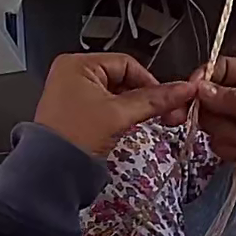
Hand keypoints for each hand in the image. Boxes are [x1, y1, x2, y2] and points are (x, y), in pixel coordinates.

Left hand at [34, 53, 195, 155]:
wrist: (50, 171)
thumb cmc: (78, 136)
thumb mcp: (119, 114)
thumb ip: (154, 100)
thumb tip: (185, 89)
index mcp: (78, 64)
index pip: (127, 64)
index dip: (150, 81)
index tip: (166, 101)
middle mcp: (73, 73)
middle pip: (123, 78)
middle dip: (144, 96)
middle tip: (164, 113)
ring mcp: (73, 92)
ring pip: (116, 93)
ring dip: (134, 106)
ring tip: (147, 120)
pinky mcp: (76, 111)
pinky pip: (106, 105)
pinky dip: (121, 114)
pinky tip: (129, 125)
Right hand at [193, 57, 235, 190]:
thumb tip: (202, 89)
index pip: (222, 68)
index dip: (205, 78)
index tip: (193, 91)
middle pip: (209, 97)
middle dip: (220, 113)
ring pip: (211, 123)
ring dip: (233, 134)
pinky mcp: (234, 143)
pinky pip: (216, 143)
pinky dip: (234, 149)